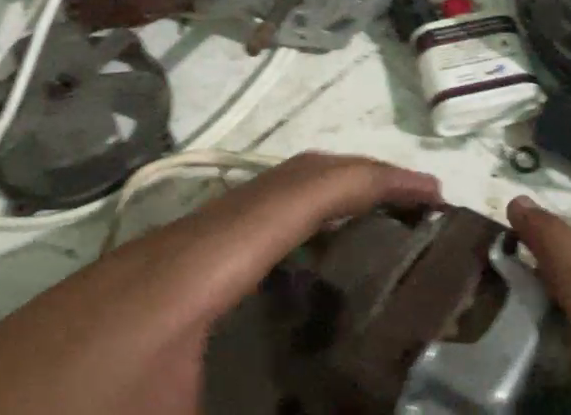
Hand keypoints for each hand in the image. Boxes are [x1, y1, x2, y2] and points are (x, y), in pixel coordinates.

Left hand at [0, 153, 439, 413]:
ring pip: (258, 202)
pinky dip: (281, 233)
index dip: (374, 179)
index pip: (303, 191)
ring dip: (319, 205)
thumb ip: (267, 405)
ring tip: (373, 242)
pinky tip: (292, 283)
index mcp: (200, 263)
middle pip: (287, 181)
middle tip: (419, 220)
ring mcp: (157, 251)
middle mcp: (184, 237)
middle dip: (358, 184)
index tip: (432, 193)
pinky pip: (231, 230)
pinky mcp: (139, 277)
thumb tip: (349, 403)